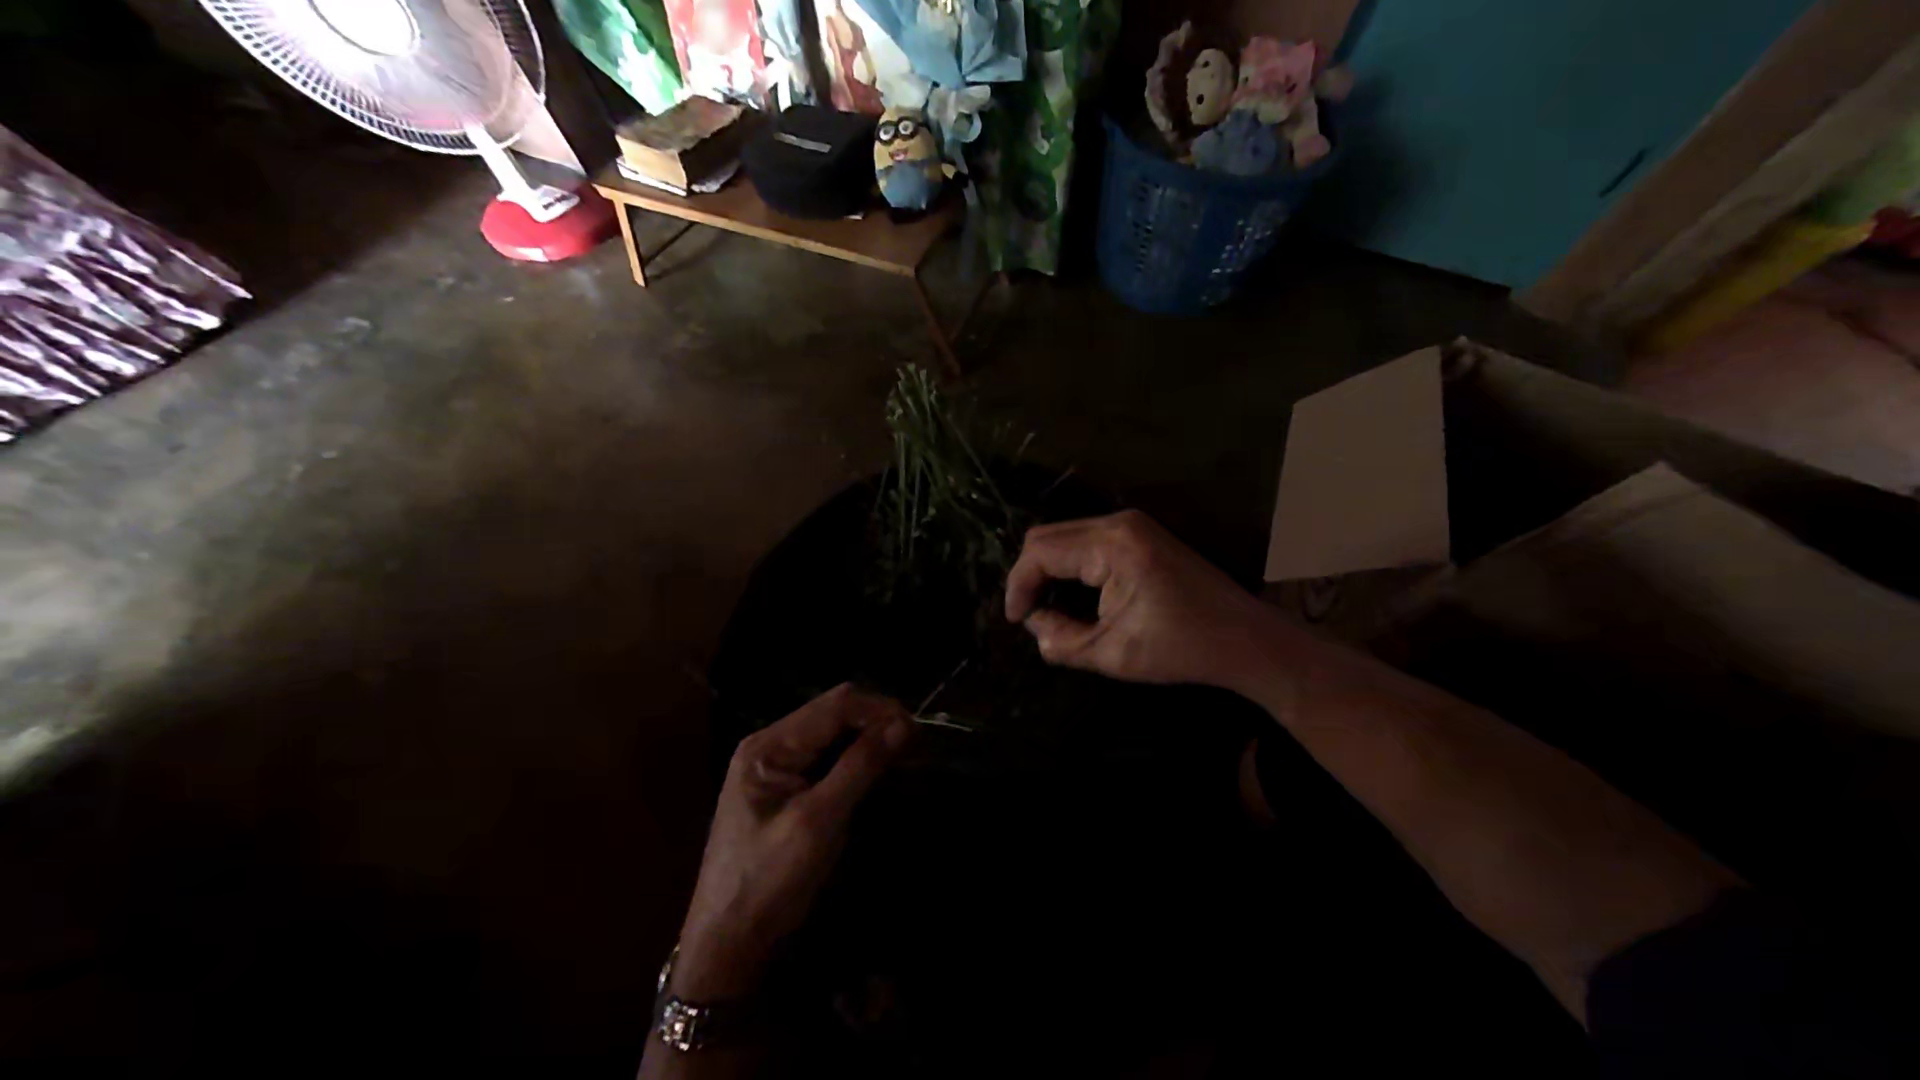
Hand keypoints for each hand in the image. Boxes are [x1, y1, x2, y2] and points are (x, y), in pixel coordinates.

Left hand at [672, 684, 911, 997]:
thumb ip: (860, 767)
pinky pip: (825, 755)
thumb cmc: (770, 881)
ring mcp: (774, 764)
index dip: (879, 709)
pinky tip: (874, 772)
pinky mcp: (783, 785)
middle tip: (914, 746)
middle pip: (833, 712)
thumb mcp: (820, 821)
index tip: (918, 732)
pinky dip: (854, 758)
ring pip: (832, 732)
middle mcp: (770, 743)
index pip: (835, 704)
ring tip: (902, 757)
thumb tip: (903, 723)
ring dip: (867, 738)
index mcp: (769, 745)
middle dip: (875, 721)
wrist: (728, 943)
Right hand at [1004, 510, 1279, 692]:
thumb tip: (1033, 623)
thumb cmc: (1182, 649)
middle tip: (1028, 614)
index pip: (1041, 552)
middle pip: (1047, 536)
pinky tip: (1071, 594)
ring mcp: (1132, 525)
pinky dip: (1069, 565)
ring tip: (1045, 608)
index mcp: (1113, 546)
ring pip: (1065, 536)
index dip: (1019, 586)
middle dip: (1029, 575)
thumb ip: (1060, 640)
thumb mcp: (1112, 654)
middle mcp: (1119, 524)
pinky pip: (1086, 541)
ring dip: (1048, 569)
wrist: (1245, 638)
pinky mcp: (1140, 534)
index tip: (1016, 620)